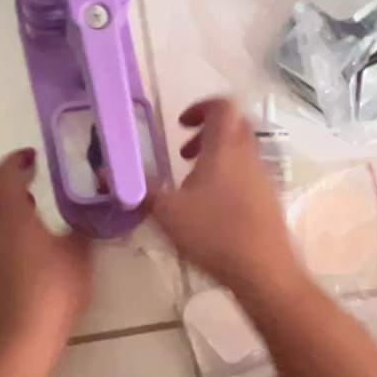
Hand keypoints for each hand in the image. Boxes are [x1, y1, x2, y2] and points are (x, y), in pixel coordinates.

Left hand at [0, 149, 91, 348]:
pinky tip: (10, 265)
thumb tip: (81, 221)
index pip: (5, 175)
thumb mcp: (79, 259)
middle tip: (22, 202)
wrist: (22, 339)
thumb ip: (78, 234)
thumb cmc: (54, 293)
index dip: (16, 161)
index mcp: (13, 217)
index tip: (30, 159)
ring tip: (11, 233)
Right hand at [150, 99, 303, 296]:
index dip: (200, 107)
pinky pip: (249, 176)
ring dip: (217, 159)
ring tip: (194, 187)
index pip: (222, 106)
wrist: (263, 270)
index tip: (180, 125)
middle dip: (207, 133)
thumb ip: (140, 189)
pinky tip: (213, 211)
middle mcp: (249, 155)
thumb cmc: (214, 234)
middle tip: (185, 155)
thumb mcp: (168, 212)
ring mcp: (264, 178)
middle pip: (234, 126)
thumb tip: (107, 173)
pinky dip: (230, 179)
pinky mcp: (270, 200)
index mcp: (225, 147)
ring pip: (242, 153)